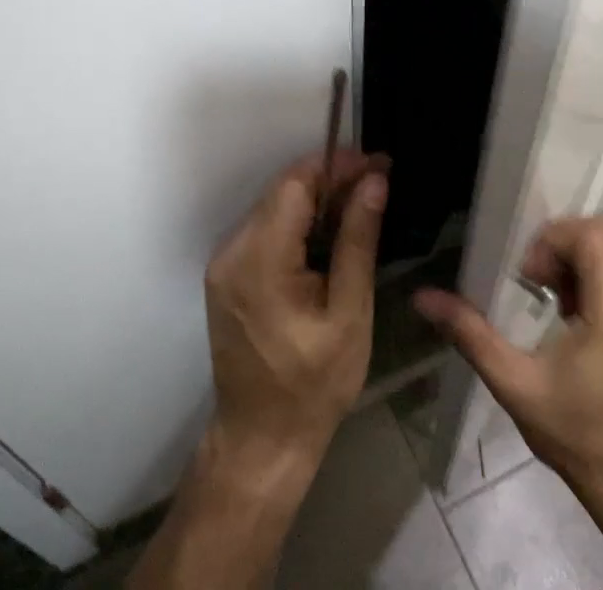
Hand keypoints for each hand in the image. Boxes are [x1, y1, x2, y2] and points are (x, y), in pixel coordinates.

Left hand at [204, 151, 388, 468]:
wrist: (262, 438)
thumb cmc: (314, 384)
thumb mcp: (348, 312)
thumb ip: (357, 241)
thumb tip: (374, 182)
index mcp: (258, 260)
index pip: (294, 184)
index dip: (337, 165)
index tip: (379, 164)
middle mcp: (231, 253)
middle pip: (281, 193)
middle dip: (330, 181)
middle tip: (379, 183)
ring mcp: (223, 266)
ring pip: (273, 210)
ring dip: (316, 202)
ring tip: (363, 207)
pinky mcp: (226, 279)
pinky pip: (263, 233)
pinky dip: (297, 226)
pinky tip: (330, 235)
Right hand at [413, 214, 602, 484]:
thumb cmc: (569, 429)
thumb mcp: (511, 382)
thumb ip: (469, 333)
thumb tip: (423, 298)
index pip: (595, 237)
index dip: (554, 240)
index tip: (526, 275)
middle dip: (565, 239)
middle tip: (535, 276)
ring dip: (578, 254)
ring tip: (546, 291)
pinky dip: (591, 270)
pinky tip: (564, 308)